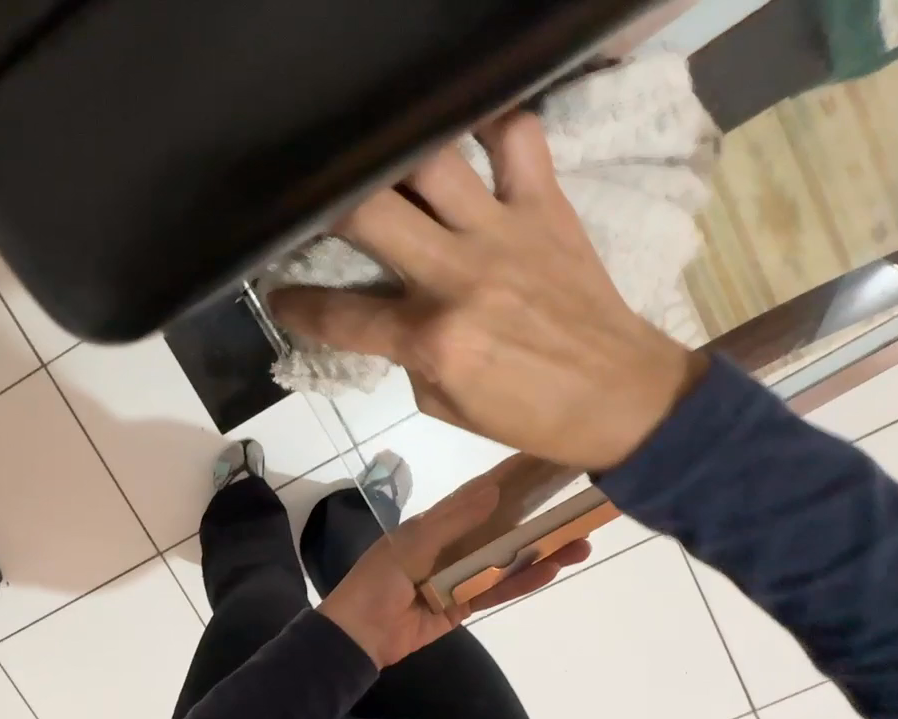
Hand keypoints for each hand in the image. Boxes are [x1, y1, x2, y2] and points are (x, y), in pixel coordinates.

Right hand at [269, 112, 707, 471]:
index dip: (294, 305)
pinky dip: (490, 125)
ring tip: (382, 173)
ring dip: (394, 163)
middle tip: (318, 215)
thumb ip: (402, 353)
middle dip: (326, 210)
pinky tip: (465, 134)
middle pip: (368, 215)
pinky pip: (518, 141)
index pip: (338, 314)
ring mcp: (505, 234)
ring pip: (432, 164)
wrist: (620, 397)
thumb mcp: (440, 402)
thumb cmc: (524, 413)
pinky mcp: (547, 209)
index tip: (277, 296)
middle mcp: (459, 277)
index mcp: (432, 340)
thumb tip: (378, 313)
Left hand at [318, 481, 589, 668]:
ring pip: (505, 561)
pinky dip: (522, 581)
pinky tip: (551, 570)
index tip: (544, 462)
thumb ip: (452, 521)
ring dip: (540, 552)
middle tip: (579, 508)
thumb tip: (493, 490)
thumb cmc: (377, 582)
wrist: (358, 634)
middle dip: (537, 519)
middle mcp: (448, 547)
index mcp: (431, 526)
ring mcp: (457, 577)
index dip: (508, 480)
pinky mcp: (462, 605)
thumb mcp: (410, 546)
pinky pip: (496, 590)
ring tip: (581, 543)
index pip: (476, 497)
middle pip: (499, 529)